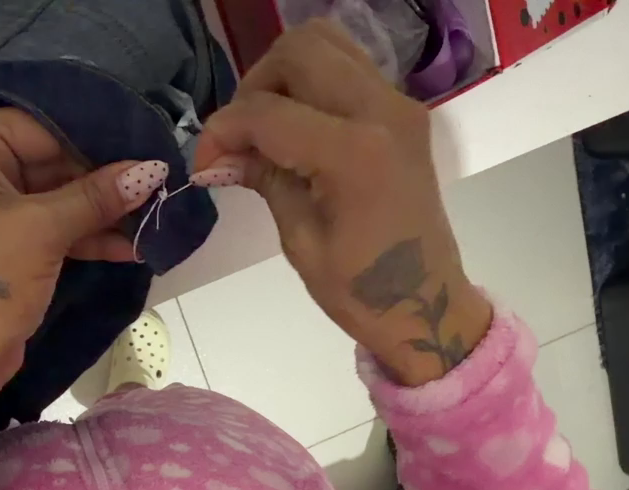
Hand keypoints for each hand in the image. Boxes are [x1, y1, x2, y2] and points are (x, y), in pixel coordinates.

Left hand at [0, 109, 167, 457]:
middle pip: (53, 162)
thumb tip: (153, 169)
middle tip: (159, 190)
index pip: (43, 129)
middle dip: (104, 184)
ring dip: (103, 215)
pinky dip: (88, 238)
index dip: (97, 145)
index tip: (149, 155)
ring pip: (58, 198)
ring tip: (154, 221)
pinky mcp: (7, 242)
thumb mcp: (44, 231)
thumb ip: (98, 196)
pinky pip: (53, 227)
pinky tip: (132, 246)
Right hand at [193, 21, 491, 385]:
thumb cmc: (360, 291)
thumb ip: (265, 180)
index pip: (269, 113)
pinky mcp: (402, 112)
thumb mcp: (301, 241)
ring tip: (265, 131)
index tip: (203, 164)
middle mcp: (381, 111)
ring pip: (327, 45)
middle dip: (254, 89)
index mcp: (354, 154)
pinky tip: (295, 131)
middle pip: (299, 51)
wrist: (425, 305)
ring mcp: (398, 105)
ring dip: (283, 79)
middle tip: (238, 140)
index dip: (223, 131)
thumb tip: (220, 155)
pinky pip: (348, 69)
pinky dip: (311, 86)